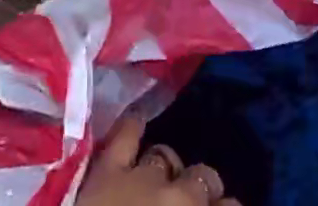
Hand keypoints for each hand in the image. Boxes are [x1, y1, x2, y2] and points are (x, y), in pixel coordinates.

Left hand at [75, 115, 239, 205]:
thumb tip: (207, 205)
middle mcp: (184, 200)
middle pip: (206, 180)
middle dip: (205, 188)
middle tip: (195, 198)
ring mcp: (146, 179)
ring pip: (167, 157)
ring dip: (170, 166)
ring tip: (167, 171)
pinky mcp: (110, 167)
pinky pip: (125, 136)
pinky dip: (133, 125)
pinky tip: (138, 119)